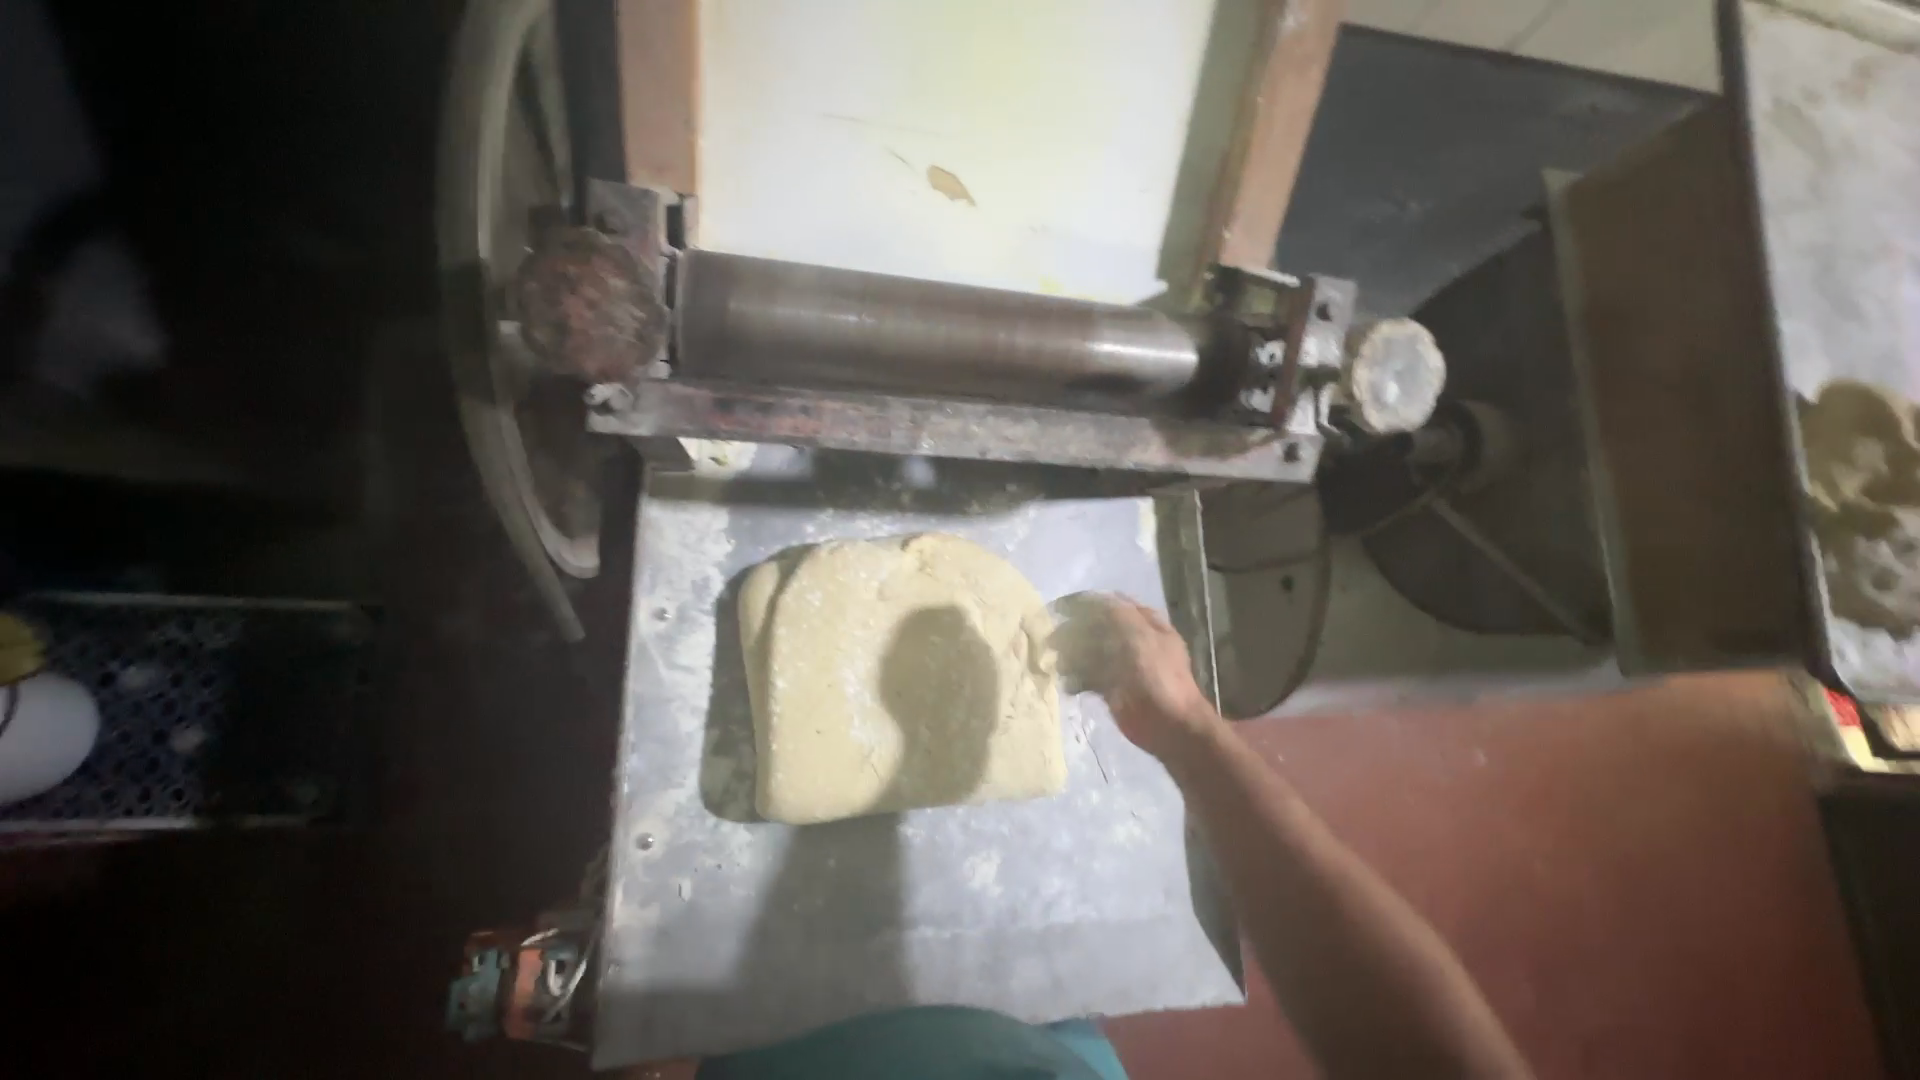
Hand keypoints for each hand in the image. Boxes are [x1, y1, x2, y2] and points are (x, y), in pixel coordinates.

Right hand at [1052, 593, 1219, 761]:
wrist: (1170, 725)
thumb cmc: (1157, 676)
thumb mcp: (1138, 636)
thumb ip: (1115, 614)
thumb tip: (1089, 601)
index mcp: (1144, 623)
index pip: (1109, 604)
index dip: (1084, 604)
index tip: (1058, 610)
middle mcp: (1133, 641)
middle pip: (1096, 628)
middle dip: (1073, 631)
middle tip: (1052, 641)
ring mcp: (1123, 666)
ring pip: (1090, 652)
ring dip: (1072, 656)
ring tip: (1060, 665)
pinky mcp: (1113, 689)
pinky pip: (1089, 677)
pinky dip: (1077, 679)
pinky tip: (1070, 684)